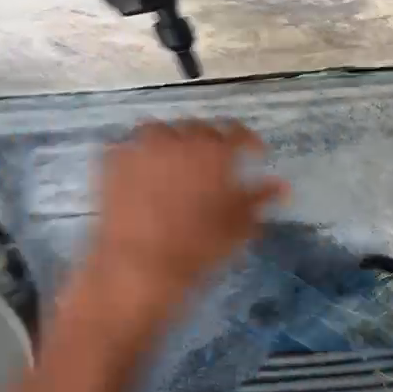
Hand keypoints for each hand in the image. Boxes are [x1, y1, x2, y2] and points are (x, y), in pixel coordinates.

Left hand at [89, 120, 287, 296]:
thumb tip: (281, 186)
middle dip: (211, 141)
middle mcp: (178, 140)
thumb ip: (260, 198)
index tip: (254, 155)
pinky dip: (143, 153)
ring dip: (174, 141)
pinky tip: (148, 171)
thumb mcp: (242, 224)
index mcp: (215, 151)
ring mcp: (141, 148)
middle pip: (199, 128)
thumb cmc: (201, 245)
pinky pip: (130, 146)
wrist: (140, 263)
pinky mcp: (111, 162)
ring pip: (162, 131)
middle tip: (217, 163)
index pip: (237, 131)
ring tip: (180, 161)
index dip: (249, 141)